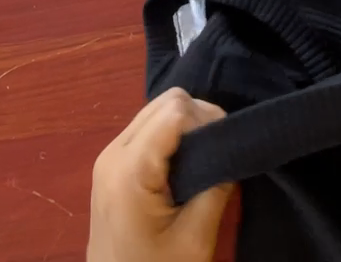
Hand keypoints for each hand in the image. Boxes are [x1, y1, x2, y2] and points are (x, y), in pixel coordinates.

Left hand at [88, 87, 233, 261]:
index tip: (224, 149)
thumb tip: (232, 148)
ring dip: (184, 123)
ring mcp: (108, 156)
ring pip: (156, 108)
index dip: (207, 120)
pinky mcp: (110, 163)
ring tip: (202, 158)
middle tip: (217, 152)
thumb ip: (216, 187)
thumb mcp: (195, 239)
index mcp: (130, 170)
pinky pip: (147, 125)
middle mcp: (113, 152)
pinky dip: (170, 132)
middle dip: (198, 117)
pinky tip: (182, 162)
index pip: (176, 110)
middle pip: (166, 102)